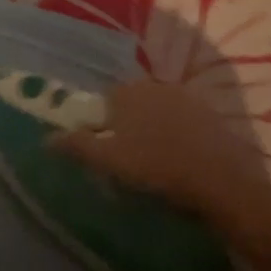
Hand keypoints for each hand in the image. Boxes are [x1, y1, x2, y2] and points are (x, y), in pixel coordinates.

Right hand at [51, 80, 270, 215]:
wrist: (225, 185)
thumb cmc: (158, 169)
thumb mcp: (110, 162)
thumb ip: (77, 146)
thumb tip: (45, 138)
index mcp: (126, 92)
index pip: (104, 99)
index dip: (102, 121)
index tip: (106, 144)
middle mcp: (154, 86)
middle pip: (133, 101)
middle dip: (129, 121)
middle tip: (131, 152)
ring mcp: (188, 98)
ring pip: (161, 110)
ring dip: (156, 126)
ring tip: (158, 157)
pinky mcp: (214, 116)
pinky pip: (188, 121)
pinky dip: (182, 134)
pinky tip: (185, 157)